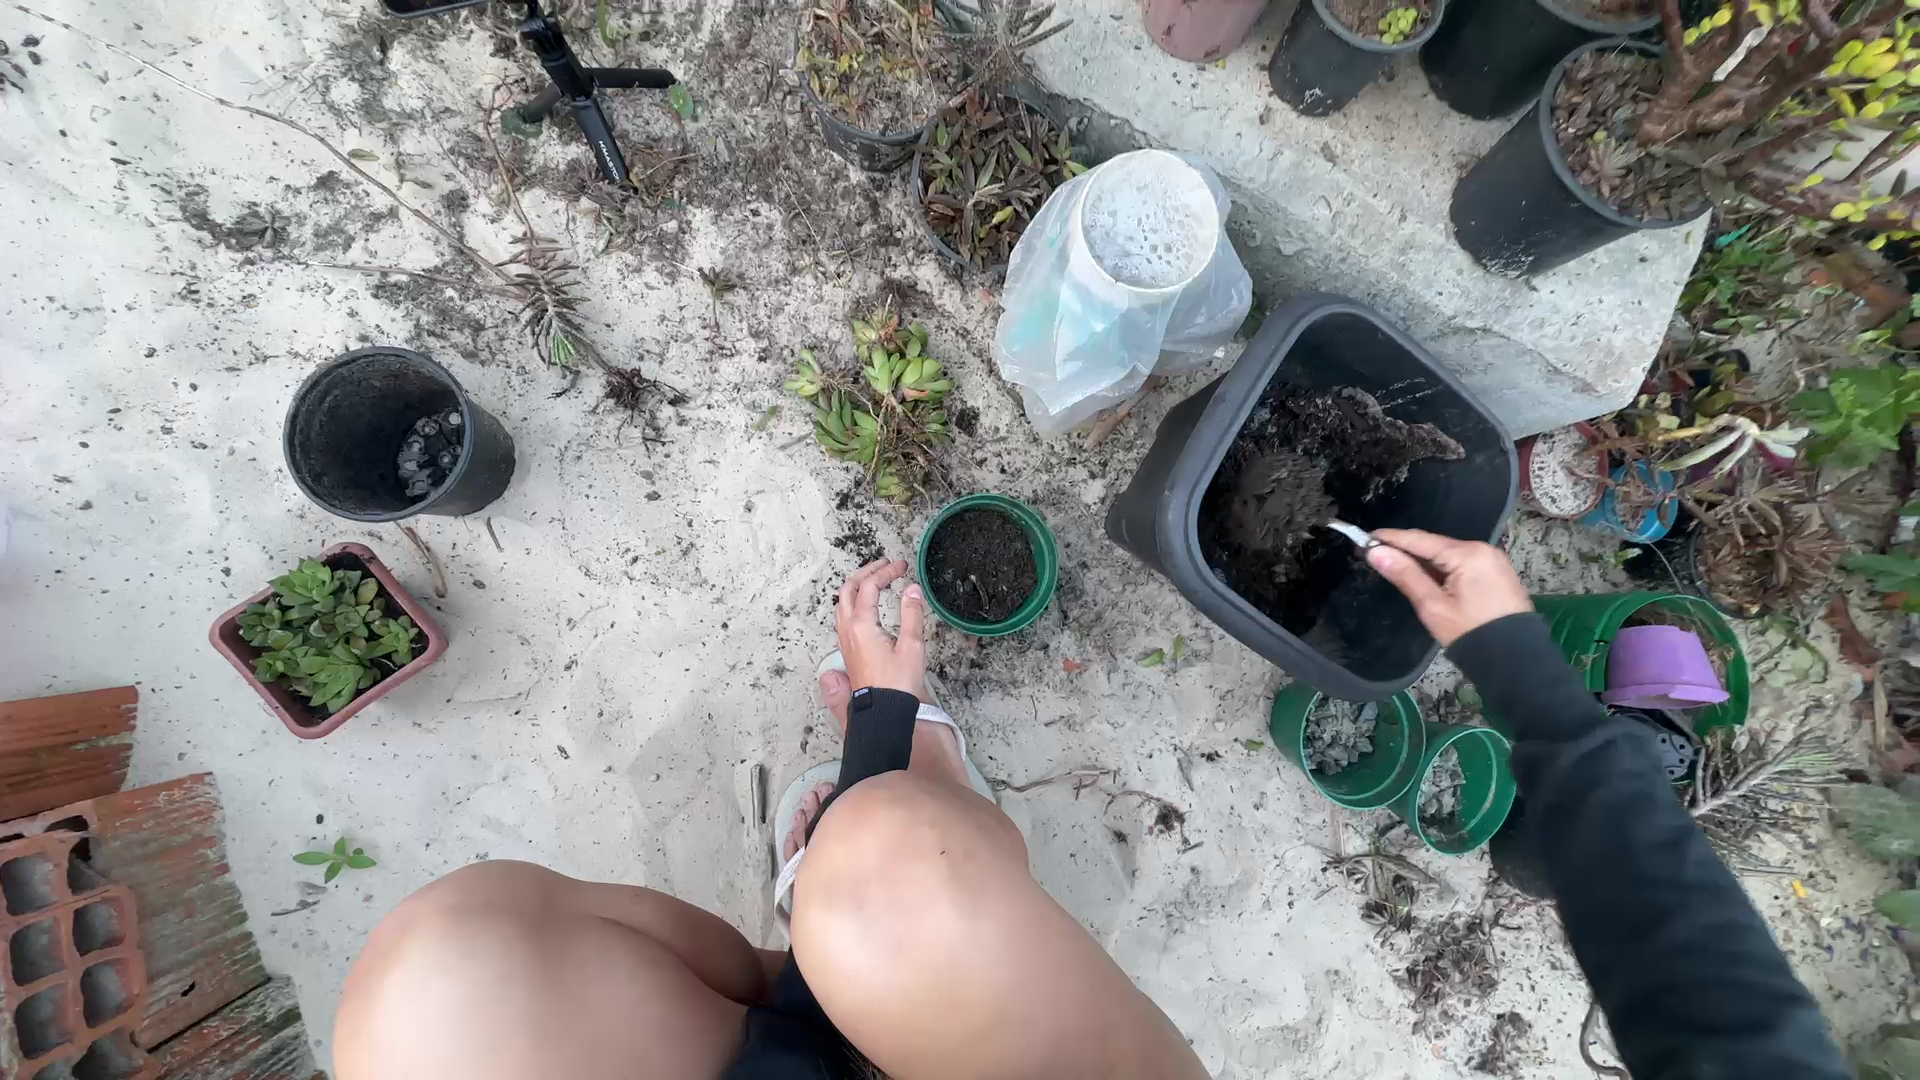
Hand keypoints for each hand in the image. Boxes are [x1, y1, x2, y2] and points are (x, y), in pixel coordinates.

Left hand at [835, 558, 927, 699]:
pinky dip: (855, 601)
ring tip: (874, 580)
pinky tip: (867, 606)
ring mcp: (846, 641)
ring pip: (842, 603)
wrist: (883, 712)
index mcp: (862, 625)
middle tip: (884, 565)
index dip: (885, 572)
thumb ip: (912, 613)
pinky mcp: (849, 650)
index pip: (870, 587)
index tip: (901, 566)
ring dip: (857, 586)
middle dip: (866, 572)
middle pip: (848, 589)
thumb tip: (912, 590)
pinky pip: (844, 616)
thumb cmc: (897, 684)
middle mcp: (848, 630)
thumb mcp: (912, 645)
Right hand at [1364, 529, 1531, 646]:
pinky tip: (1421, 574)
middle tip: (1374, 553)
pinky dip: (1437, 566)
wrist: (1515, 658)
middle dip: (1404, 548)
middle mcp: (1482, 550)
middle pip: (1433, 544)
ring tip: (1392, 564)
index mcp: (1467, 554)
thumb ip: (1404, 574)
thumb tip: (1375, 551)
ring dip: (1419, 558)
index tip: (1364, 537)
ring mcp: (1491, 560)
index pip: (1419, 540)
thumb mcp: (1432, 605)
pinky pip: (1458, 562)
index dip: (1389, 537)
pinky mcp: (1494, 572)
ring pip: (1445, 553)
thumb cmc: (1469, 631)